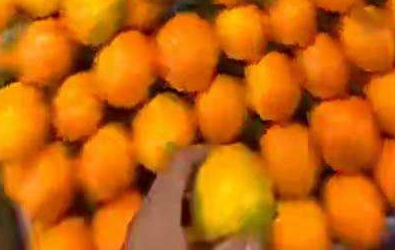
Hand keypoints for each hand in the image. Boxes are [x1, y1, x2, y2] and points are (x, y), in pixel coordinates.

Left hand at [124, 146, 262, 249]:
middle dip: (196, 178)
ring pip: (164, 207)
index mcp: (158, 208)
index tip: (225, 155)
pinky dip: (180, 227)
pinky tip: (197, 243)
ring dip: (188, 205)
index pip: (178, 162)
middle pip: (170, 181)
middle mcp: (144, 215)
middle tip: (224, 181)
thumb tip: (258, 234)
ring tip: (216, 213)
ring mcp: (137, 237)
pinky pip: (160, 228)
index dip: (201, 153)